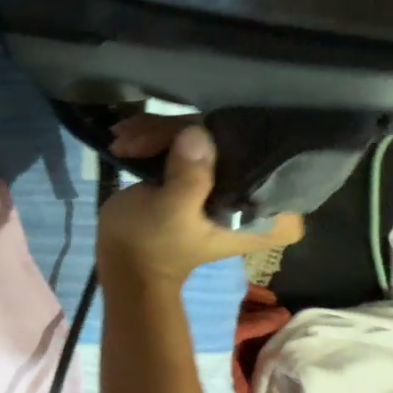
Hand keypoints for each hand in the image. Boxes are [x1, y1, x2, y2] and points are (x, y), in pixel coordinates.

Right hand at [96, 121, 304, 289]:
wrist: (127, 260)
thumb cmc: (152, 242)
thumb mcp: (170, 211)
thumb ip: (190, 176)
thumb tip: (197, 132)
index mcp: (271, 215)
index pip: (250, 156)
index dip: (208, 141)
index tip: (165, 139)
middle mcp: (260, 195)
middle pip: (220, 143)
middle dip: (168, 136)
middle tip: (129, 142)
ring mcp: (229, 183)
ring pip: (197, 138)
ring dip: (152, 135)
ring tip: (121, 144)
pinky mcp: (202, 175)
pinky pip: (183, 144)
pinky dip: (152, 139)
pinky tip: (125, 142)